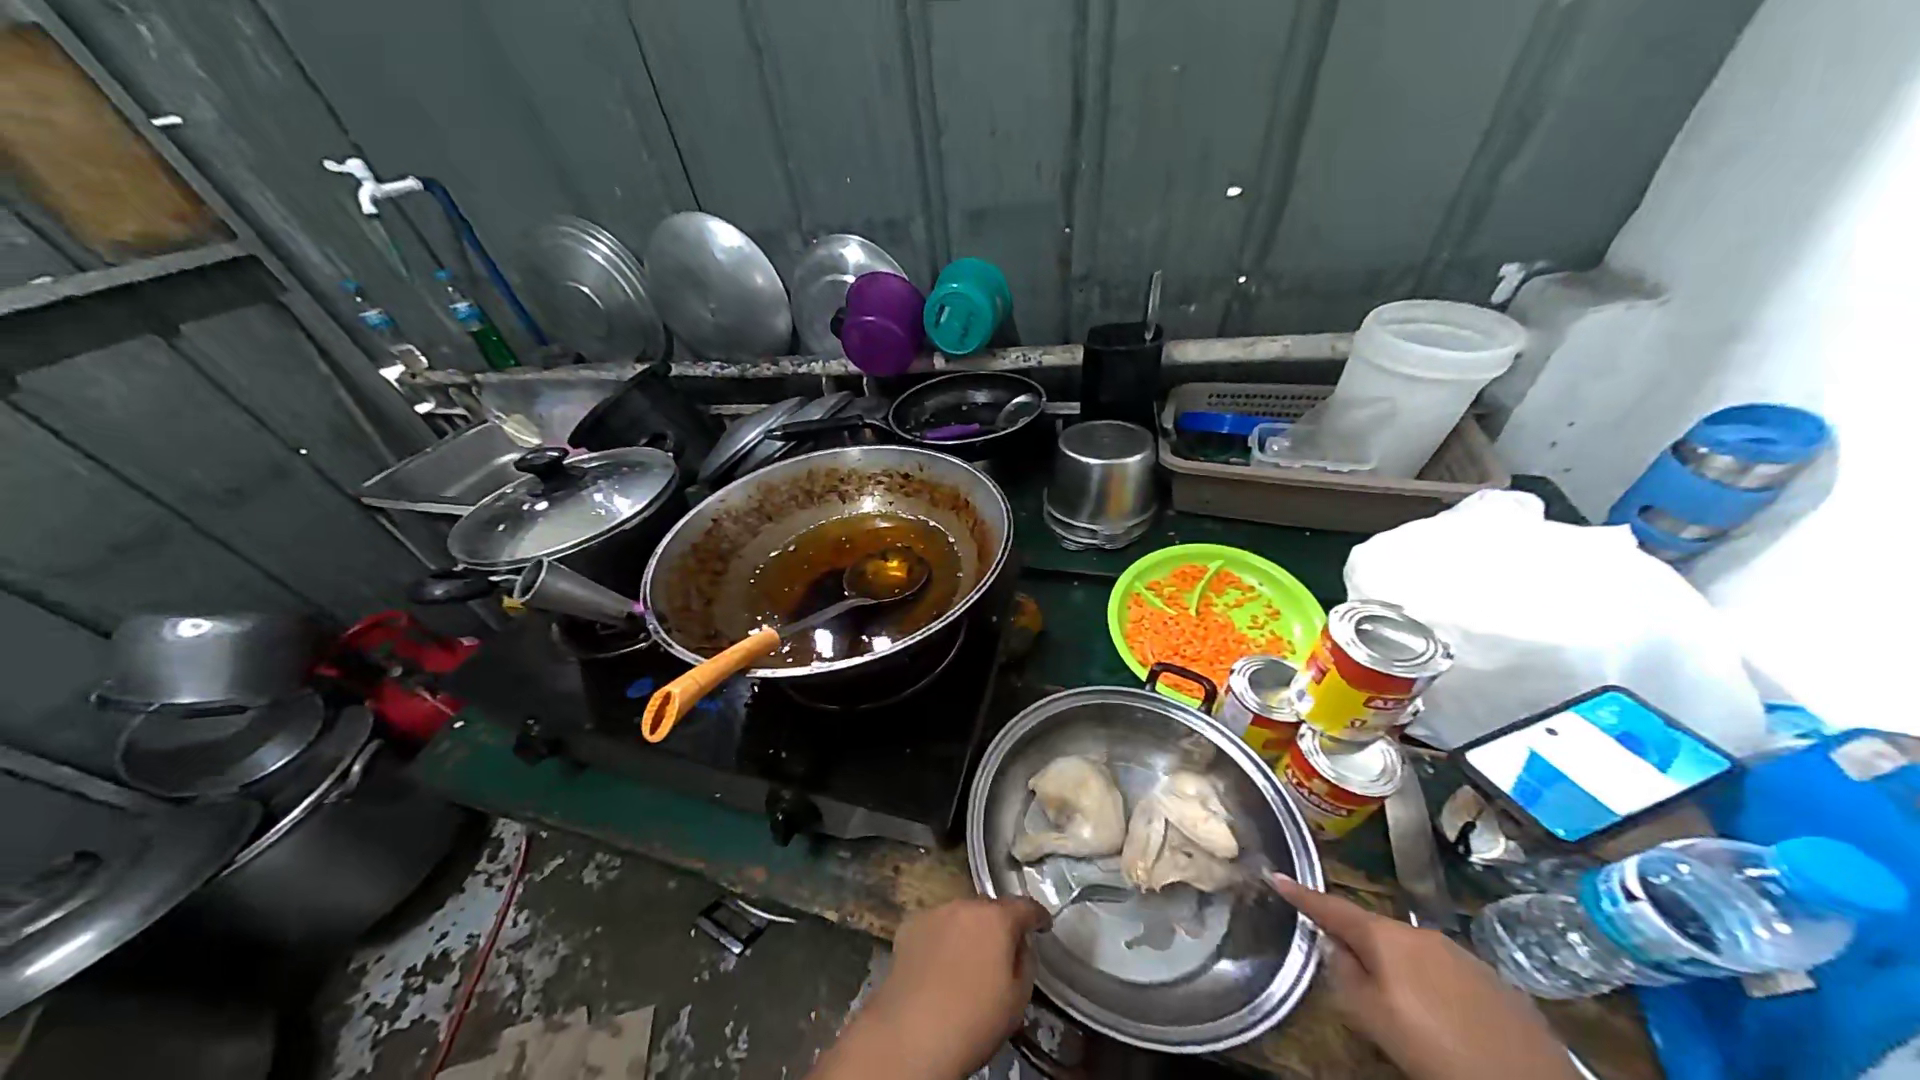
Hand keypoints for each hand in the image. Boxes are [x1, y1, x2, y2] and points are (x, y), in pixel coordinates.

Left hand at [809, 897, 1050, 1079]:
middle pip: (990, 909)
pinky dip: (941, 939)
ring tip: (965, 961)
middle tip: (1000, 954)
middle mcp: (965, 905)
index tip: (1042, 925)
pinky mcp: (908, 926)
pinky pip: (935, 927)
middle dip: (999, 926)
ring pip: (960, 915)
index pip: (1026, 906)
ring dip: (968, 930)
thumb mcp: (1018, 999)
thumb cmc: (974, 1020)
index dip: (1037, 916)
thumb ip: (1025, 961)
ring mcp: (934, 913)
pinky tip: (937, 965)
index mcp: (997, 919)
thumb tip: (1019, 944)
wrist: (911, 1033)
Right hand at [1271, 874, 1579, 1079]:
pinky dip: (1428, 982)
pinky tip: (1439, 1015)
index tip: (1277, 875)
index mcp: (1385, 937)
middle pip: (1373, 929)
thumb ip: (1343, 974)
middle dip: (1356, 943)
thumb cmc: (1435, 1048)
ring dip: (1394, 965)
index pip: (1332, 908)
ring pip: (1410, 950)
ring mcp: (1461, 953)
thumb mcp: (1372, 1018)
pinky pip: (1443, 970)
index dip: (1301, 894)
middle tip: (1344, 969)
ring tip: (1395, 1002)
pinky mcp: (1492, 979)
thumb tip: (1332, 945)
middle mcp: (1420, 933)